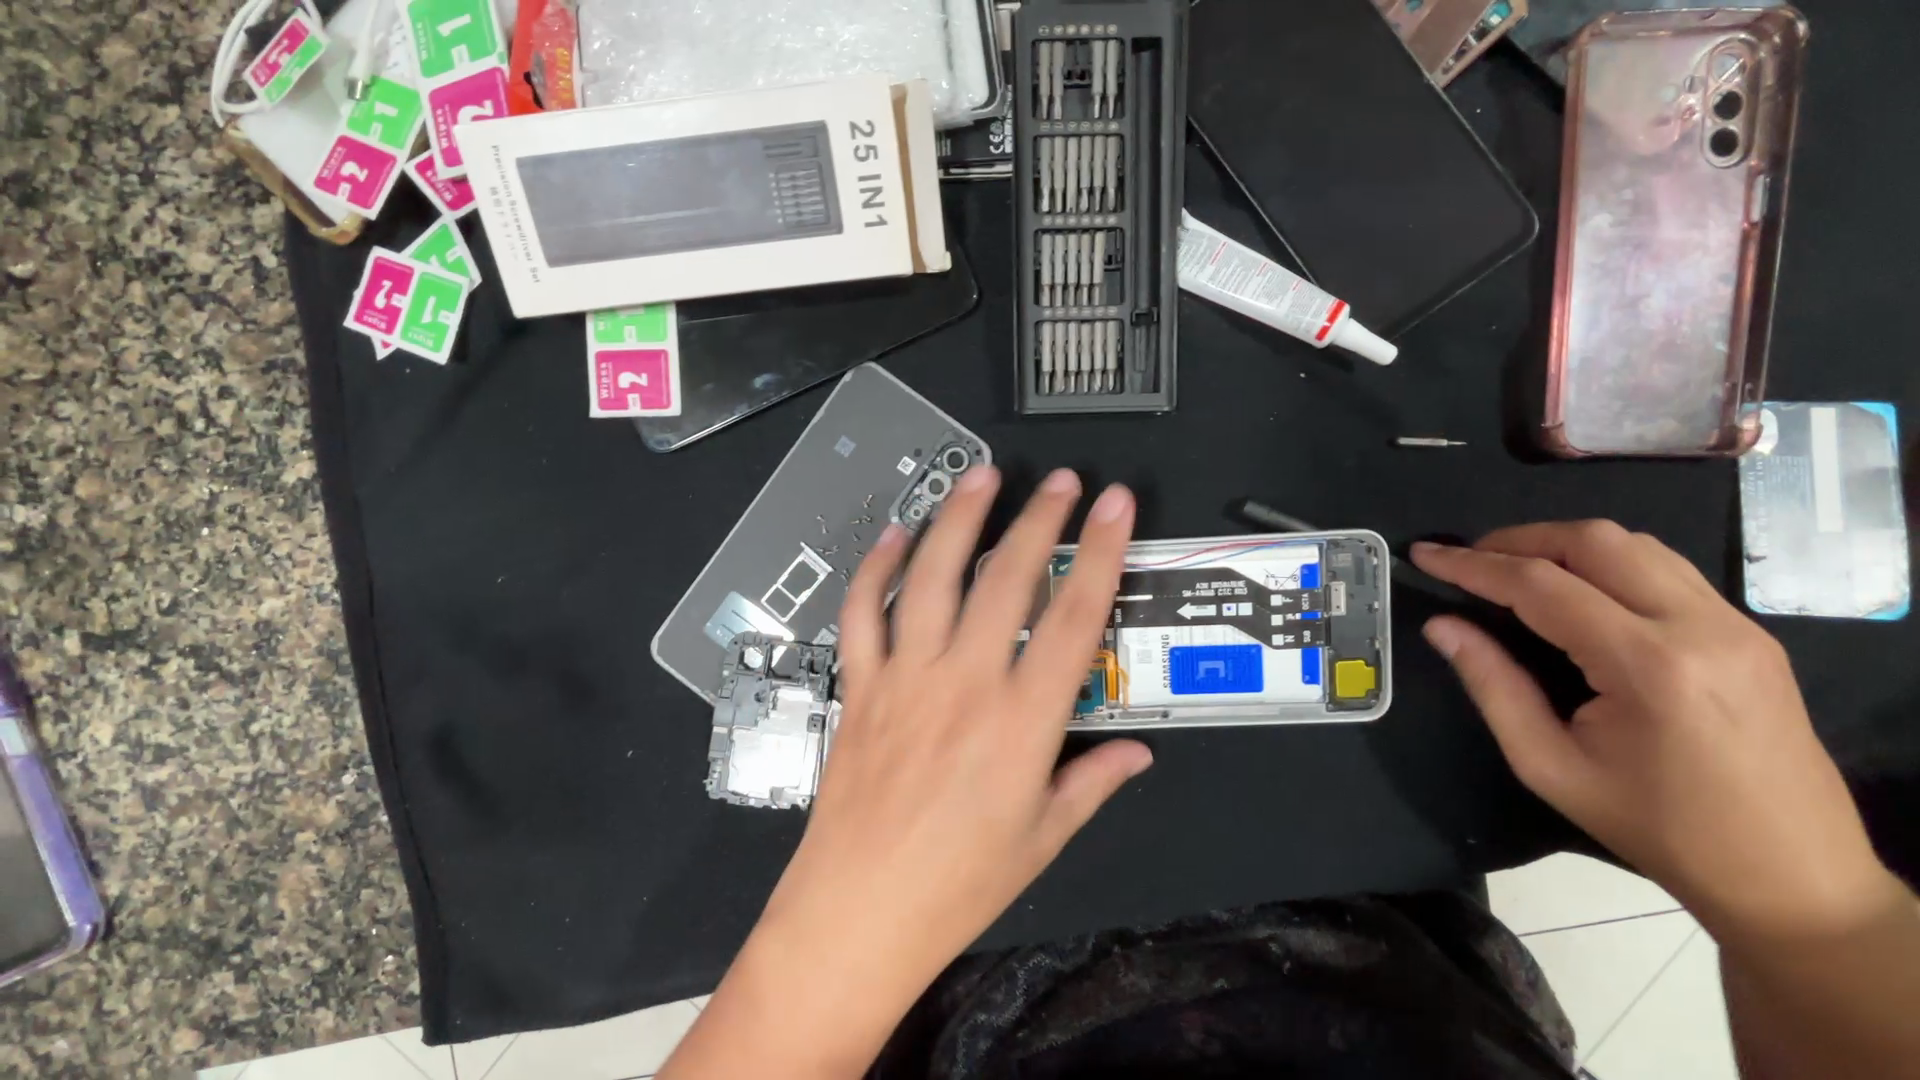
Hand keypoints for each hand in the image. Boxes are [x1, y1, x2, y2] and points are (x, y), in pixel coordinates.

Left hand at [679, 467, 1148, 1077]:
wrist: (859, 912)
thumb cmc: (957, 885)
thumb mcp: (1042, 838)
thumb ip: (1093, 784)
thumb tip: (1135, 755)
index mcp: (1022, 721)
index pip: (1074, 616)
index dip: (1101, 553)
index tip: (1115, 507)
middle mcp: (963, 683)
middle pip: (1007, 579)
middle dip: (1039, 520)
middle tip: (1062, 482)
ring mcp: (905, 678)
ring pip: (931, 577)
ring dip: (958, 520)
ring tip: (983, 478)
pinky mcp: (861, 686)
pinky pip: (863, 613)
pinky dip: (875, 568)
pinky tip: (893, 535)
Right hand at [1411, 522, 1899, 943]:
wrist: (1789, 873)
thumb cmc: (1656, 827)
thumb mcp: (1550, 765)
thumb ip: (1493, 686)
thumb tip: (1442, 626)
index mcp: (1648, 666)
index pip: (1542, 586)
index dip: (1473, 566)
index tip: (1424, 554)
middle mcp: (1700, 627)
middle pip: (1595, 542)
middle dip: (1519, 539)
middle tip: (1469, 561)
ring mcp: (1736, 624)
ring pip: (1637, 544)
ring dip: (1565, 544)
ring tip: (1515, 569)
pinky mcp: (1750, 632)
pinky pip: (1667, 569)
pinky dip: (1608, 563)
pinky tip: (1577, 590)